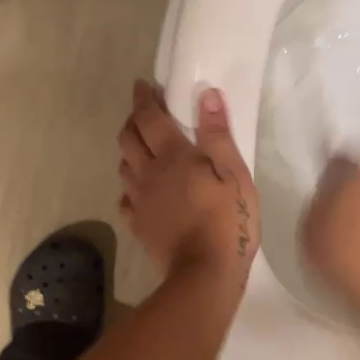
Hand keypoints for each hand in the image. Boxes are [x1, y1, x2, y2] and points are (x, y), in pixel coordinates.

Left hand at [118, 80, 257, 284]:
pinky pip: (125, 200)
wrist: (204, 274)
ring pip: (124, 167)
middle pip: (128, 140)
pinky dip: (129, 188)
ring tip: (141, 148)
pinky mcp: (138, 226)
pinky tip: (138, 191)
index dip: (143, 99)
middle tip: (143, 114)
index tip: (142, 85)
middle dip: (132, 121)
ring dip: (129, 152)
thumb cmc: (227, 222)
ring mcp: (139, 202)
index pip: (149, 118)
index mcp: (172, 157)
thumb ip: (218, 135)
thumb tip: (206, 95)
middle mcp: (148, 174)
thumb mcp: (235, 175)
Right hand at [300, 156, 359, 333]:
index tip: (319, 186)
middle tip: (331, 206)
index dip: (327, 170)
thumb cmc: (344, 262)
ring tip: (347, 228)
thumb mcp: (309, 234)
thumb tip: (325, 195)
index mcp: (358, 176)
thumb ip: (315, 205)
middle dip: (348, 187)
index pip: (339, 158)